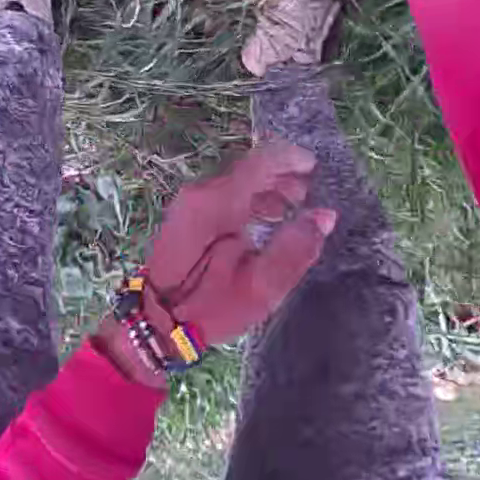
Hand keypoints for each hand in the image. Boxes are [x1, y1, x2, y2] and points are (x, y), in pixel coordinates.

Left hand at [144, 142, 337, 347]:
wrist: (155, 320)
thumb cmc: (208, 307)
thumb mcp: (260, 288)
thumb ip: (295, 248)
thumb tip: (324, 216)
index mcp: (216, 204)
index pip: (260, 162)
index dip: (292, 159)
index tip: (318, 167)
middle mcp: (201, 192)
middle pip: (250, 168)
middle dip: (284, 174)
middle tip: (313, 193)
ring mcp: (192, 201)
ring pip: (240, 179)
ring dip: (270, 187)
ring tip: (298, 206)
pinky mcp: (190, 213)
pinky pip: (228, 192)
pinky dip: (253, 197)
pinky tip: (272, 216)